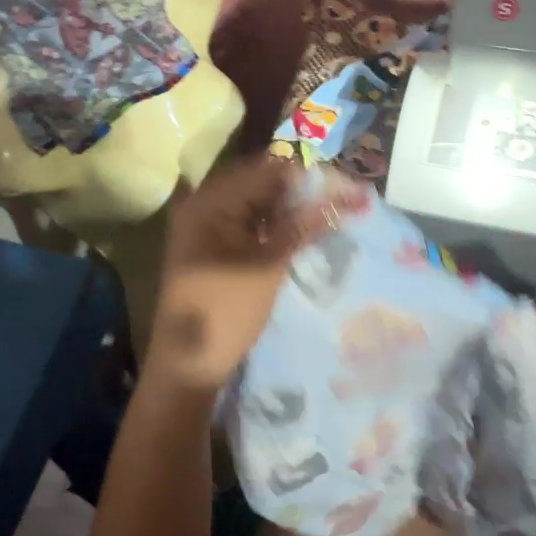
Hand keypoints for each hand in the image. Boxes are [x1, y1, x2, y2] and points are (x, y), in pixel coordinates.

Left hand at [148, 157, 363, 389]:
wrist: (187, 366)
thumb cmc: (226, 313)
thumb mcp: (269, 266)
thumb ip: (303, 225)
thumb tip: (343, 194)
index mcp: (210, 201)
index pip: (267, 170)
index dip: (309, 176)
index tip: (348, 187)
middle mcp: (202, 203)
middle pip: (260, 181)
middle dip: (301, 189)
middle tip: (343, 200)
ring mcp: (203, 224)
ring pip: (255, 201)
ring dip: (289, 206)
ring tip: (329, 213)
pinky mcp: (209, 245)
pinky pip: (245, 221)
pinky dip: (272, 224)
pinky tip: (300, 231)